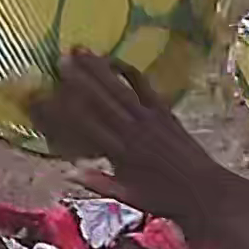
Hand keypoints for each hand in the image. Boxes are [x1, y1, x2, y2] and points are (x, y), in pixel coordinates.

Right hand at [32, 51, 246, 223]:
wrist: (204, 191)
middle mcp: (131, 130)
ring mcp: (149, 117)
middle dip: (79, 78)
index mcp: (119, 152)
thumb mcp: (128, 197)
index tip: (44, 95)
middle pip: (101, 99)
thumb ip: (97, 182)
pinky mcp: (164, 110)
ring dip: (99, 68)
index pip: (84, 124)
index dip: (62, 108)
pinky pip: (144, 85)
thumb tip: (67, 172)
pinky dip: (129, 71)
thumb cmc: (163, 198)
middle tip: (61, 59)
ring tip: (81, 50)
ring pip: (119, 88)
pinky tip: (115, 60)